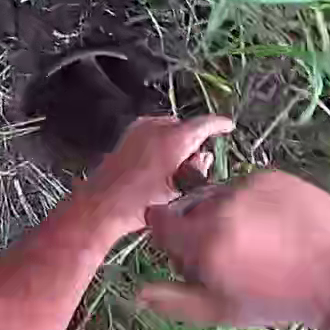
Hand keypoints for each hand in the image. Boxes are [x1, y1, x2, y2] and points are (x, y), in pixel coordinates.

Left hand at [67, 115, 233, 235]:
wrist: (102, 205)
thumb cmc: (141, 203)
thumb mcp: (177, 193)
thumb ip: (195, 172)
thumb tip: (202, 159)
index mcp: (173, 139)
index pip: (204, 124)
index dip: (218, 124)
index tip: (228, 126)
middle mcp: (156, 127)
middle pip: (186, 126)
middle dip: (194, 140)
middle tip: (195, 166)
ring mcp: (138, 129)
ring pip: (168, 128)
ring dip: (177, 140)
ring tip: (175, 168)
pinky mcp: (126, 136)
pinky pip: (152, 130)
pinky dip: (161, 140)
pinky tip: (159, 164)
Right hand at [139, 171, 329, 327]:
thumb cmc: (278, 299)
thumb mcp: (222, 310)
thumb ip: (175, 300)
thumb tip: (136, 293)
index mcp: (202, 240)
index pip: (158, 220)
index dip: (167, 234)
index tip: (186, 249)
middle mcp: (218, 206)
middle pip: (189, 208)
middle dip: (199, 226)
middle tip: (230, 251)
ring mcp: (246, 186)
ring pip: (219, 195)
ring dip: (227, 212)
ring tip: (259, 238)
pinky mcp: (271, 175)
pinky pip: (249, 185)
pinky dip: (254, 201)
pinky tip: (277, 224)